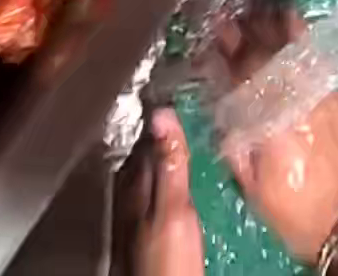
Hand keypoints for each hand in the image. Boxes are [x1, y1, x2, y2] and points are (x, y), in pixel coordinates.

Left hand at [119, 108, 203, 275]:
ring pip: (159, 163)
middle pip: (153, 145)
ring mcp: (141, 208)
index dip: (170, 107)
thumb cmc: (165, 262)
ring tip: (204, 126)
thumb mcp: (171, 210)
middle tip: (205, 97)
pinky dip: (180, 167)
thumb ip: (168, 163)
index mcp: (133, 180)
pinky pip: (166, 180)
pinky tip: (195, 169)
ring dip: (177, 145)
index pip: (150, 129)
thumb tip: (162, 110)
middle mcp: (132, 189)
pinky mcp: (153, 223)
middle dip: (175, 124)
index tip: (195, 81)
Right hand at [215, 4, 337, 263]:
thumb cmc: (295, 209)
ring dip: (268, 21)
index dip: (224, 48)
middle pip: (263, 48)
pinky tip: (285, 17)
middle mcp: (293, 93)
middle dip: (241, 29)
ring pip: (290, 39)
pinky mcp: (334, 86)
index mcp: (268, 118)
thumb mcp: (251, 184)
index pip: (241, 69)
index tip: (210, 34)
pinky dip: (296, 29)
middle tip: (226, 15)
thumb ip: (233, 140)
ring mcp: (317, 85)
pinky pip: (311, 47)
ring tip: (252, 8)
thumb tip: (220, 103)